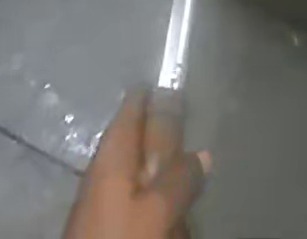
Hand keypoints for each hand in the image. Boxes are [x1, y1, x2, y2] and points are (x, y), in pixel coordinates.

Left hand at [62, 87, 207, 238]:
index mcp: (112, 153)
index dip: (157, 90)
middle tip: (193, 139)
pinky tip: (172, 218)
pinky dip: (157, 205)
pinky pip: (138, 203)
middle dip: (167, 139)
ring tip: (187, 185)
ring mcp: (103, 201)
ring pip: (141, 172)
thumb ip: (181, 177)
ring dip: (165, 176)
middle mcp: (104, 170)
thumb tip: (203, 153)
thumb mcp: (157, 210)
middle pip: (140, 138)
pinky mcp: (107, 227)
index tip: (181, 83)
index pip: (134, 104)